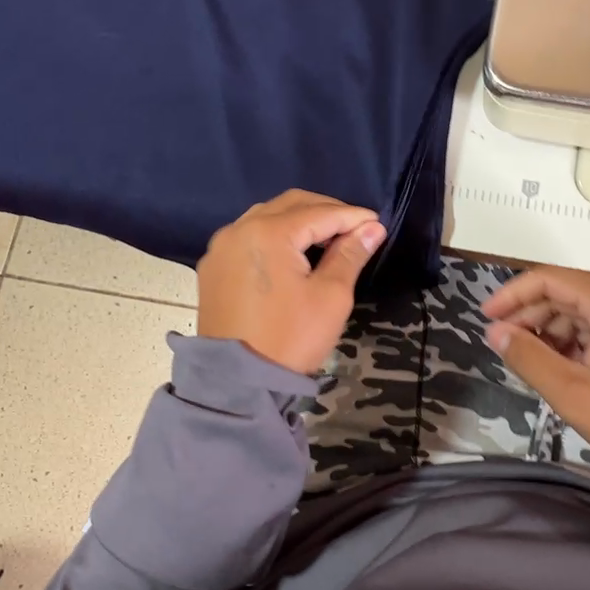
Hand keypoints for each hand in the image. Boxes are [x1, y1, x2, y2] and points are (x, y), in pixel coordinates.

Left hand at [196, 189, 386, 374]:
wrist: (236, 384)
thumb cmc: (290, 338)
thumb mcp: (331, 296)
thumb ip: (350, 254)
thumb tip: (373, 228)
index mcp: (268, 233)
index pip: (319, 213)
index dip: (352, 216)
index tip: (377, 223)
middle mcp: (239, 229)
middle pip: (290, 204)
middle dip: (326, 211)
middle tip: (355, 228)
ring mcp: (221, 248)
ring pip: (267, 216)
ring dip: (299, 221)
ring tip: (328, 239)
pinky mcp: (213, 267)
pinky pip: (248, 236)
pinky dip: (275, 235)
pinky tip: (294, 252)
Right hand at [482, 267, 589, 459]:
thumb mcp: (569, 390)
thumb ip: (527, 356)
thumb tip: (494, 332)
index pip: (552, 280)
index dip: (515, 293)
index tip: (488, 315)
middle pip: (563, 292)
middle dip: (528, 312)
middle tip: (501, 340)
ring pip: (573, 310)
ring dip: (544, 328)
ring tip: (523, 356)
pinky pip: (588, 327)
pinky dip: (564, 339)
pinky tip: (548, 362)